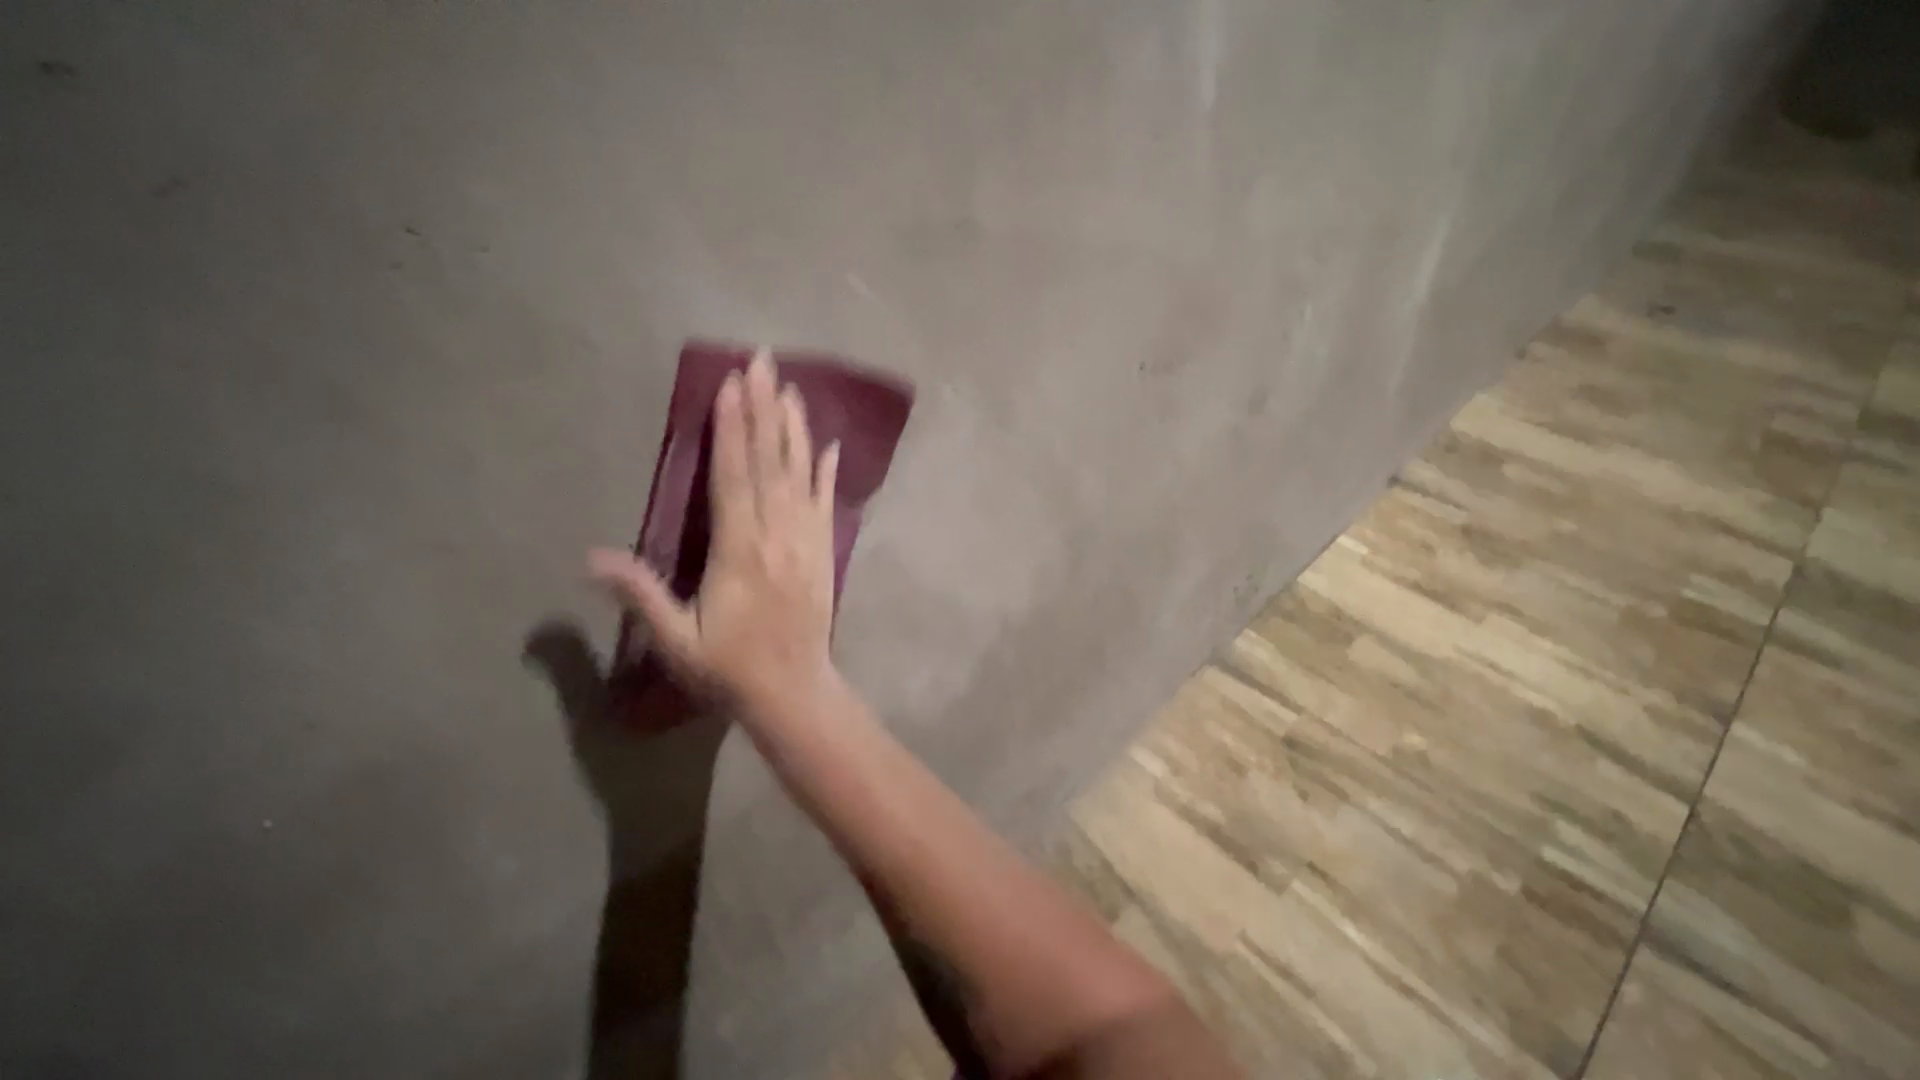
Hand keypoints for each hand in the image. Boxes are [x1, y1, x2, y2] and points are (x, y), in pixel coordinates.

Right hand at [589, 349, 842, 715]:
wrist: (794, 693)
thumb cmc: (728, 669)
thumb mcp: (676, 640)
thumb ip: (640, 594)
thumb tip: (591, 556)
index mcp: (739, 550)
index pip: (734, 476)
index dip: (731, 428)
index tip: (730, 385)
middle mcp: (777, 535)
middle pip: (769, 461)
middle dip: (763, 408)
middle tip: (762, 361)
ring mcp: (807, 542)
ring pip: (801, 474)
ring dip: (794, 429)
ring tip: (790, 387)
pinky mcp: (825, 554)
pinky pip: (827, 504)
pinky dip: (826, 472)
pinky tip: (829, 445)